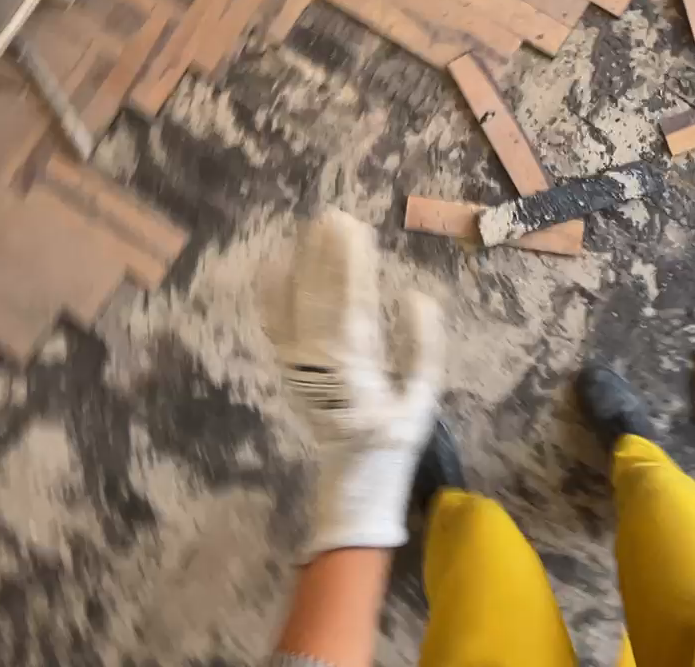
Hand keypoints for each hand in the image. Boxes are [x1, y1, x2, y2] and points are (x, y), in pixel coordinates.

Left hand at [274, 210, 441, 556]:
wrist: (353, 480)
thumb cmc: (395, 437)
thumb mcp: (423, 397)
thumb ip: (422, 345)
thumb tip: (416, 296)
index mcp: (359, 369)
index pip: (354, 304)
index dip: (354, 265)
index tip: (357, 230)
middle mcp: (323, 363)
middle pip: (321, 297)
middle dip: (327, 254)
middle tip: (333, 215)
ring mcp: (299, 365)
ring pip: (297, 306)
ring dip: (303, 265)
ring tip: (311, 228)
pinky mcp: (287, 369)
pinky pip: (274, 326)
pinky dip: (271, 295)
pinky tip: (273, 263)